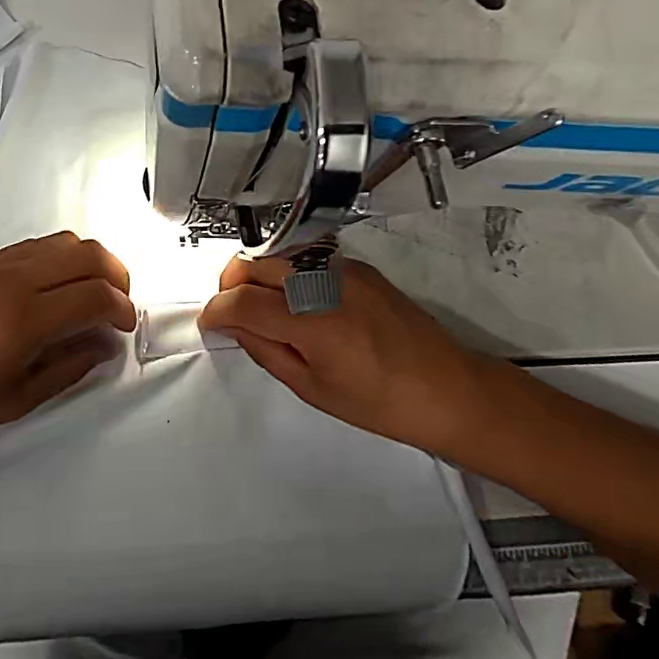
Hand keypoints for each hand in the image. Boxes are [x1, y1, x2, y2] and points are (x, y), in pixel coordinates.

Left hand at [0, 232, 135, 485]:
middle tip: (119, 306)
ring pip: (64, 241)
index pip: (95, 295)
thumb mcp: (14, 400)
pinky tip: (56, 287)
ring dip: (90, 261)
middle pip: (88, 253)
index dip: (122, 309)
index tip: (126, 328)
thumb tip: (104, 345)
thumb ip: (68, 368)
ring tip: (92, 293)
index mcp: (24, 317)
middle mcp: (15, 278)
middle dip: (117, 275)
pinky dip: (61, 257)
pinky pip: (36, 245)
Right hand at [198, 255, 501, 456]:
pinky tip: (298, 306)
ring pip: (277, 255)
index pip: (241, 300)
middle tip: (232, 316)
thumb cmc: (382, 402)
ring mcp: (343, 269)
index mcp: (312, 321)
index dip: (215, 312)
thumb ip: (265, 349)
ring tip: (264, 311)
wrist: (448, 387)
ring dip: (257, 277)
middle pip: (252, 263)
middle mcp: (324, 283)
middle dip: (230, 286)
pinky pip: (305, 260)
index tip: (210, 324)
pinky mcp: (358, 266)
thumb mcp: (312, 387)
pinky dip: (287, 276)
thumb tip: (234, 326)